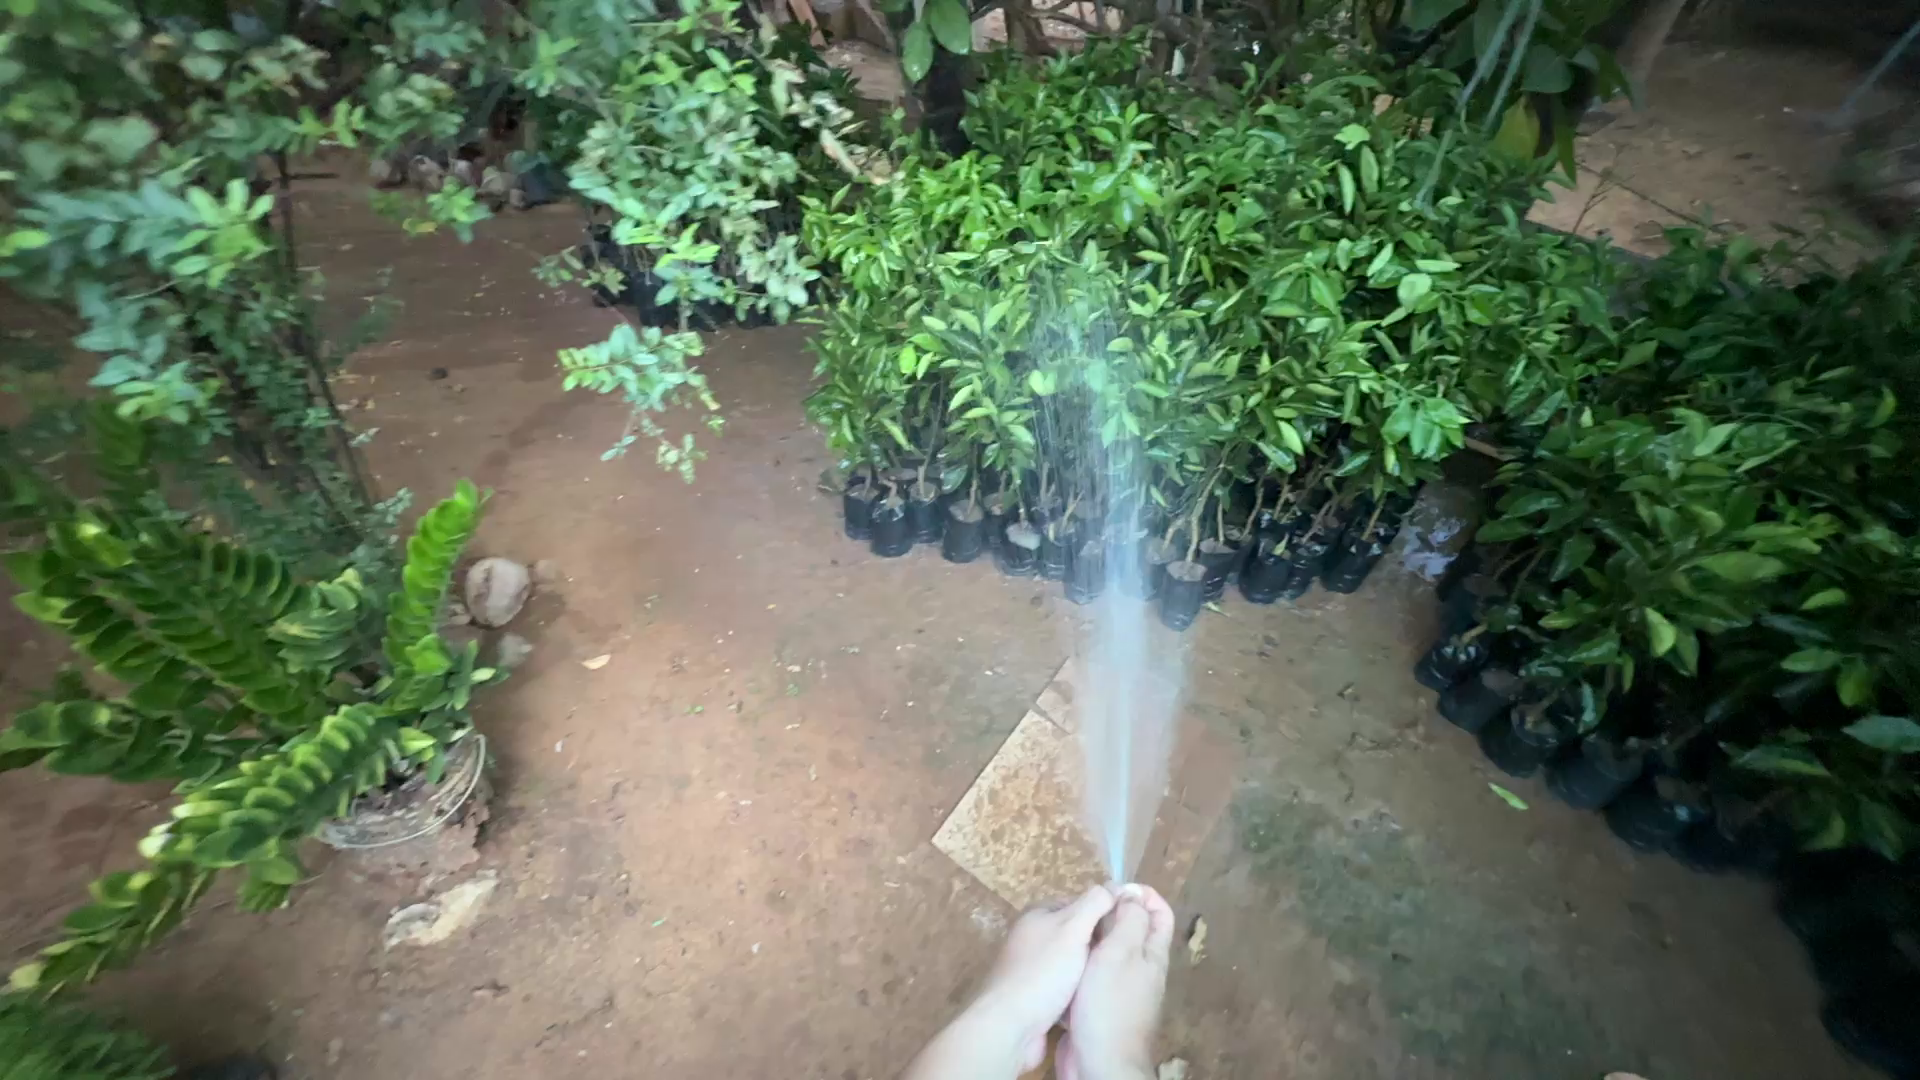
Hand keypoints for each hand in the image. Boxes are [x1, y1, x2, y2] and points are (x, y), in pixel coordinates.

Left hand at [970, 885, 1117, 1070]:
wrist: (1011, 1025)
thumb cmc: (1043, 971)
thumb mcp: (1072, 929)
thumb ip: (1093, 904)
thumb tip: (1114, 886)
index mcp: (1038, 914)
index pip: (1078, 905)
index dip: (1102, 915)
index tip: (1123, 931)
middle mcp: (1032, 937)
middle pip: (1075, 935)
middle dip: (1095, 947)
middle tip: (1118, 960)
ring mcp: (1031, 967)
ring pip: (1072, 964)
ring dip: (1087, 973)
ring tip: (1108, 981)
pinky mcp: (1034, 996)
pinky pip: (1064, 988)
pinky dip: (1076, 993)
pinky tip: (1090, 1002)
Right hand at [1058, 884, 1173, 1079]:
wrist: (1100, 1063)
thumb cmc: (1110, 1002)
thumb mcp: (1122, 952)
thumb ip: (1129, 919)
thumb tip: (1132, 893)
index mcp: (1152, 955)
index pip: (1160, 913)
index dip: (1143, 894)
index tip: (1115, 887)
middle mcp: (1140, 969)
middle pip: (1134, 928)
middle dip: (1113, 911)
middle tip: (1087, 906)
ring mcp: (1121, 988)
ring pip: (1110, 949)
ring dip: (1093, 934)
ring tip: (1071, 926)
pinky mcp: (1100, 1003)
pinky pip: (1093, 971)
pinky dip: (1081, 958)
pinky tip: (1065, 956)